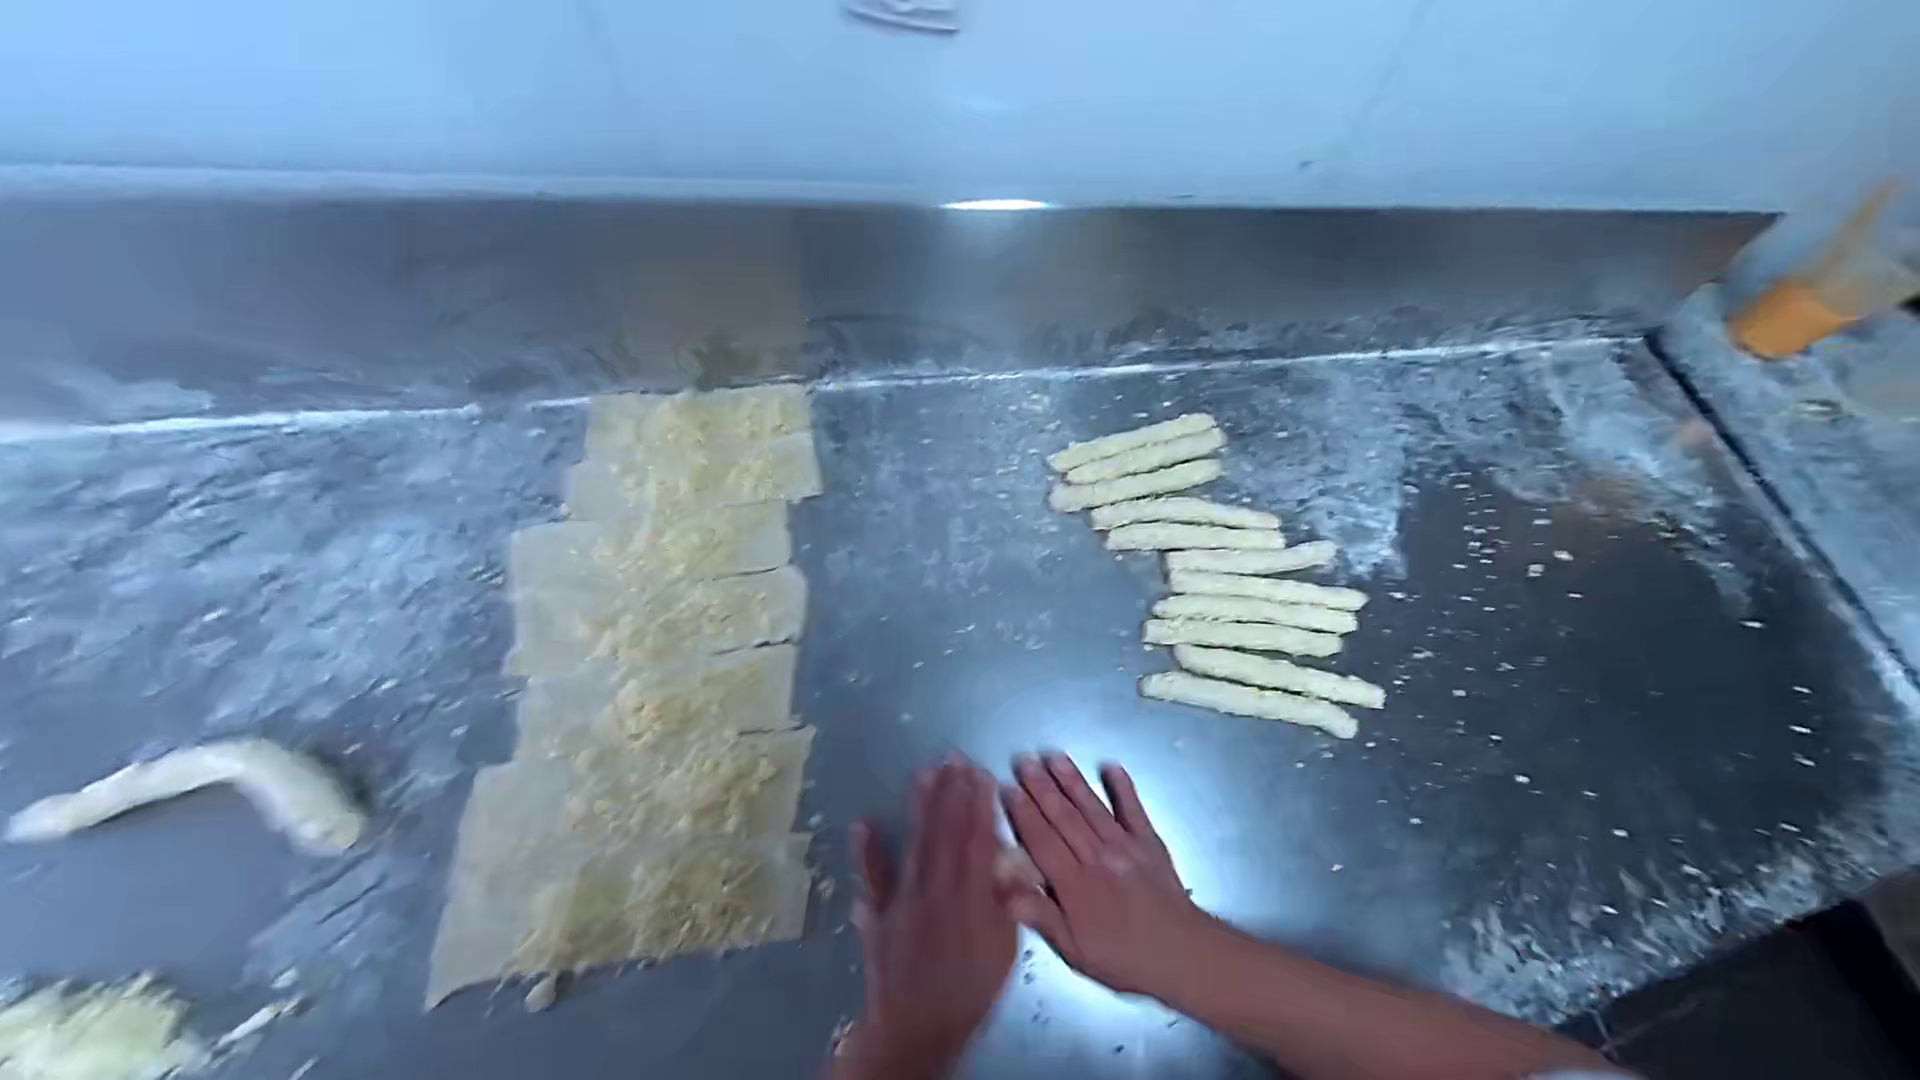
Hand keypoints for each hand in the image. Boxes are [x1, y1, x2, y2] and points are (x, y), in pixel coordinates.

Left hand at [835, 761, 1016, 1078]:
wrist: (918, 1030)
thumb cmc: (968, 990)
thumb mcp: (1003, 950)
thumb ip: (1006, 902)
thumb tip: (1009, 860)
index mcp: (969, 896)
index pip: (977, 839)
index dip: (978, 804)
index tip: (980, 774)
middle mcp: (936, 888)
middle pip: (946, 831)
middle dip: (951, 792)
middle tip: (954, 758)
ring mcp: (905, 896)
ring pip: (916, 841)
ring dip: (921, 805)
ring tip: (926, 773)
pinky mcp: (880, 910)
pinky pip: (873, 876)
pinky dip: (867, 849)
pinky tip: (863, 822)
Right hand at [1001, 752, 1211, 996]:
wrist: (1183, 955)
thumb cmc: (1124, 958)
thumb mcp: (1076, 950)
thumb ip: (1042, 916)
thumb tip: (1006, 891)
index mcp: (1076, 886)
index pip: (1042, 841)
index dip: (1023, 814)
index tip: (1007, 789)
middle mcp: (1097, 858)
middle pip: (1063, 817)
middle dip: (1041, 787)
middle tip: (1024, 762)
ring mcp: (1125, 846)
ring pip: (1091, 807)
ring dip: (1071, 780)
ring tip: (1053, 757)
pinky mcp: (1148, 841)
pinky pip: (1133, 809)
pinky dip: (1123, 787)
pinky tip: (1111, 766)